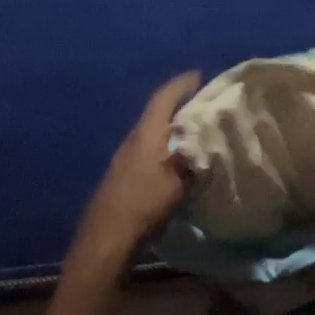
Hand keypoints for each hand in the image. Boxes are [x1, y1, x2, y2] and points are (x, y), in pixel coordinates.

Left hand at [70, 72, 201, 269]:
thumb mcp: (178, 181)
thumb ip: (192, 160)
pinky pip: (149, 155)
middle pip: (156, 116)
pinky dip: (165, 152)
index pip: (163, 99)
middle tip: (204, 108)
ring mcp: (124, 161)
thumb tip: (206, 144)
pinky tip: (177, 165)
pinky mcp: (123, 180)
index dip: (181, 85)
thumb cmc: (145, 204)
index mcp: (146, 135)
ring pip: (152, 137)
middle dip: (179, 109)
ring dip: (172, 133)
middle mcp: (132, 142)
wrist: (108, 237)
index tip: (198, 76)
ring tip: (195, 137)